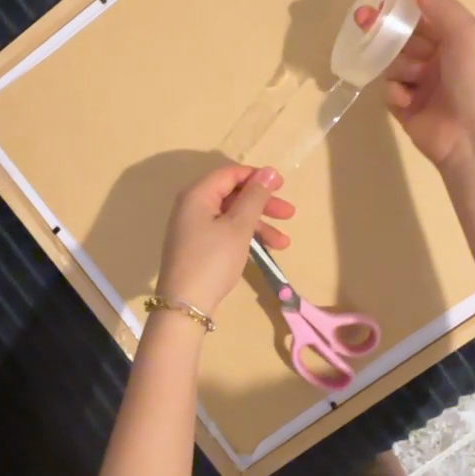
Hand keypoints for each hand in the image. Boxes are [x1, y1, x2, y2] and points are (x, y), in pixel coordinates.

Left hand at [155, 164, 292, 313]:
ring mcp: (193, 227)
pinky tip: (265, 250)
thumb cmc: (213, 260)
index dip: (257, 177)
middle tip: (290, 214)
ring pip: (231, 216)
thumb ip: (255, 197)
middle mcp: (192, 206)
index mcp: (197, 194)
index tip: (282, 187)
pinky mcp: (197, 246)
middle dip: (262, 204)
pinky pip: (224, 232)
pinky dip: (244, 237)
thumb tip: (269, 171)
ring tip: (284, 243)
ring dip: (258, 225)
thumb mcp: (239, 227)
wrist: (185, 305)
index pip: (230, 174)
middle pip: (232, 195)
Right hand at [364, 0, 474, 170]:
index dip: (403, 6)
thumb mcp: (465, 36)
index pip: (425, 16)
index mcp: (459, 40)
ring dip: (397, 66)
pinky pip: (389, 91)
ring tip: (411, 78)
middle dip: (386, 31)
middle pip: (404, 38)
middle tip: (362, 20)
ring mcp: (423, 86)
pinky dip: (395, 93)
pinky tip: (407, 101)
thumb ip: (439, 5)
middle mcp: (441, 61)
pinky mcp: (407, 110)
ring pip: (393, 64)